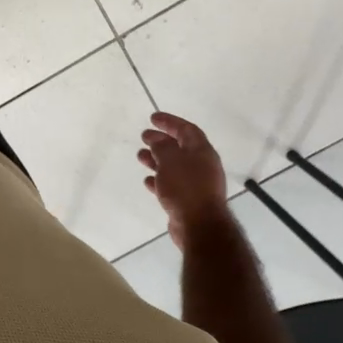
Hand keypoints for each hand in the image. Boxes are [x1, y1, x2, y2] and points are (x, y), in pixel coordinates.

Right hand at [137, 112, 228, 245]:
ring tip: (140, 156)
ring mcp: (196, 183)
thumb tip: (157, 140)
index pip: (186, 130)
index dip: (170, 122)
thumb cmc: (185, 187)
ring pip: (174, 166)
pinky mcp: (189, 200)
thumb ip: (162, 146)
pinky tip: (147, 180)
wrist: (199, 225)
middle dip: (161, 140)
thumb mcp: (170, 160)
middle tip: (144, 136)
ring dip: (157, 160)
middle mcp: (202, 165)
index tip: (153, 118)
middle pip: (180, 147)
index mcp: (202, 151)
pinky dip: (159, 180)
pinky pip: (172, 184)